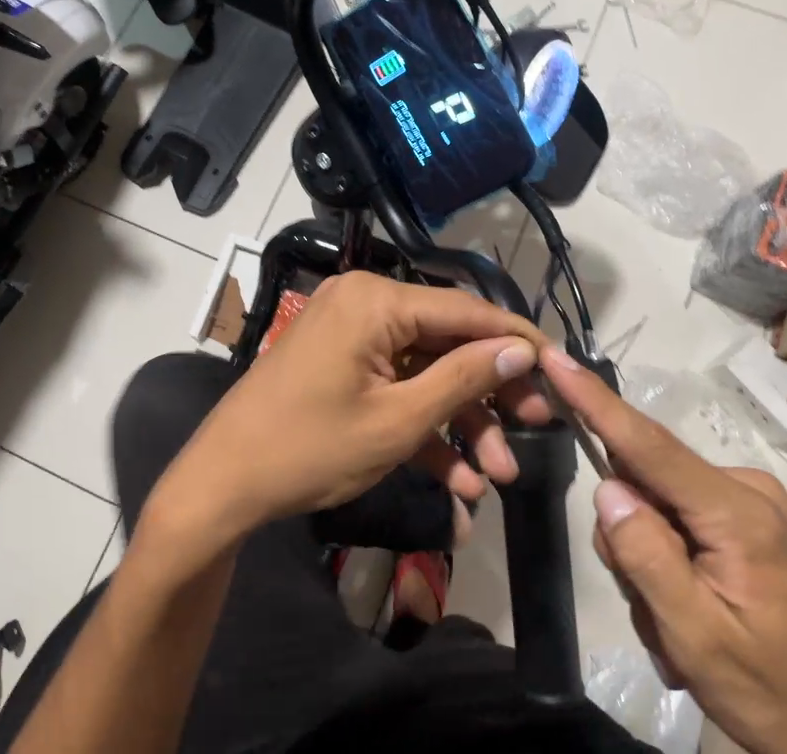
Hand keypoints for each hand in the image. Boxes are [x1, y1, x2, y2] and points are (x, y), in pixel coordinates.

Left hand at [144, 273, 551, 547]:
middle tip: (535, 431)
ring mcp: (351, 337)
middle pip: (448, 342)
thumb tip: (521, 350)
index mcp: (377, 302)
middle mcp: (365, 305)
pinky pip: (395, 387)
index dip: (517, 342)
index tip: (562, 372)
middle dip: (490, 395)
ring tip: (497, 476)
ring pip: (425, 372)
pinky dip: (423, 429)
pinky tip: (458, 484)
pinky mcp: (342, 367)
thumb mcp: (397, 421)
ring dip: (460, 423)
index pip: (467, 310)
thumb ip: (463, 380)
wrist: (224, 484)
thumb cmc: (310, 449)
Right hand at [545, 349, 786, 753]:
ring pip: (658, 508)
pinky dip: (673, 567)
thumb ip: (646, 557)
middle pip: (644, 483)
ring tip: (681, 629)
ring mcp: (754, 506)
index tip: (553, 357)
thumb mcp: (698, 638)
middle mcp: (746, 490)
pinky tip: (695, 618)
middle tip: (655, 613)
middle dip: (629, 542)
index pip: (646, 444)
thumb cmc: (780, 695)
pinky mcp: (755, 525)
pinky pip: (683, 524)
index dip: (593, 400)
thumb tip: (606, 487)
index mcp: (735, 512)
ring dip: (652, 566)